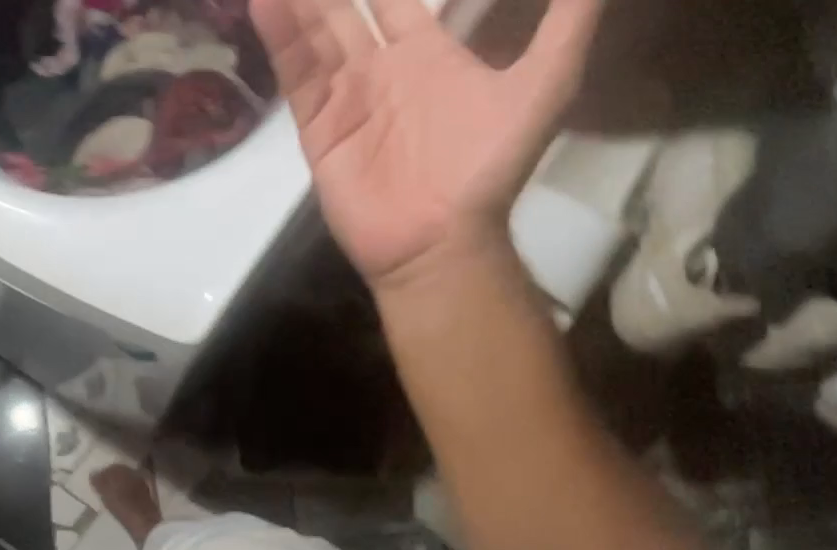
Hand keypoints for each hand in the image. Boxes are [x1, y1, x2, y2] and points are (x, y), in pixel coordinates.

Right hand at [250, 0, 599, 286]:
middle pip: (346, 11)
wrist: (440, 239)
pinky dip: (282, 39)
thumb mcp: (546, 81)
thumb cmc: (489, 167)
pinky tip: (266, 3)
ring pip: (317, 35)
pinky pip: (298, 76)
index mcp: (427, 55)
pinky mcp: (319, 129)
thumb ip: (569, 16)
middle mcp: (381, 71)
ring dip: (299, 3)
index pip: (395, 0)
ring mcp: (345, 100)